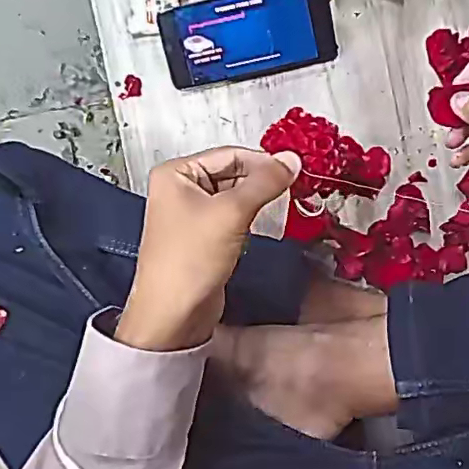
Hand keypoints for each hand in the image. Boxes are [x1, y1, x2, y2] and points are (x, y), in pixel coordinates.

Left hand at [116, 147, 301, 350]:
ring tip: (283, 202)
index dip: (262, 161)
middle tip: (292, 185)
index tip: (292, 169)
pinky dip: (251, 214)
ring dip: (259, 197)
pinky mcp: (204, 235)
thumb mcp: (232, 212)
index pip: (230, 154)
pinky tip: (265, 221)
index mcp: (176, 174)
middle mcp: (180, 189)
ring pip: (236, 193)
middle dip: (262, 180)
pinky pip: (233, 214)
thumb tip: (291, 160)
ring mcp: (192, 213)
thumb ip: (265, 182)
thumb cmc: (189, 261)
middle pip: (233, 171)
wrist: (175, 314)